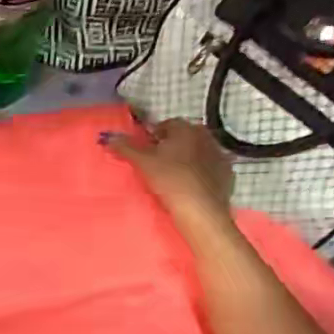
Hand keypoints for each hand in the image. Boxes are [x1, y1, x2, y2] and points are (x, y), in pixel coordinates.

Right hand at [101, 120, 234, 220]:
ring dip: (185, 158)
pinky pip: (208, 166)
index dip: (153, 137)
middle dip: (170, 146)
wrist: (200, 208)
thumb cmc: (169, 179)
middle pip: (183, 136)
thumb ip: (125, 147)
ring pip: (197, 151)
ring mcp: (219, 154)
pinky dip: (199, 172)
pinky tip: (189, 185)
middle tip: (156, 164)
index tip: (144, 151)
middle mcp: (206, 136)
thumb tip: (107, 136)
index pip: (166, 124)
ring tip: (171, 176)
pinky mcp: (226, 172)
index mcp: (186, 128)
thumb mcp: (142, 162)